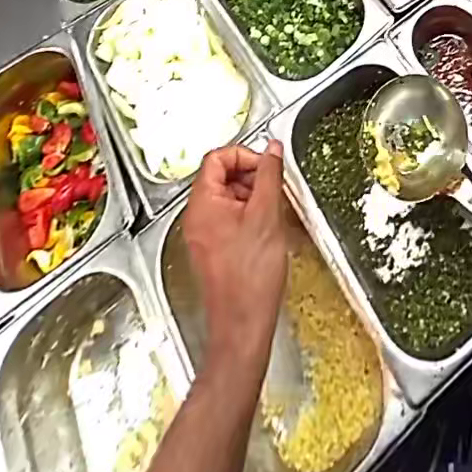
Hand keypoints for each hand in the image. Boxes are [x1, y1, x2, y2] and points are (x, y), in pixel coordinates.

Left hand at [182, 142, 287, 367]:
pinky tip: (267, 228)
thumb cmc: (251, 275)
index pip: (217, 158)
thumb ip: (270, 175)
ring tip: (273, 212)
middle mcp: (197, 216)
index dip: (245, 155)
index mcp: (202, 204)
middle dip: (251, 176)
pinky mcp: (215, 247)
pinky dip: (251, 214)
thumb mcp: (267, 214)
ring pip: (229, 196)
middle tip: (273, 190)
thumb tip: (273, 149)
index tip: (267, 166)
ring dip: (253, 196)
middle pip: (222, 175)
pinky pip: (231, 216)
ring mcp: (204, 233)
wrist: (243, 323)